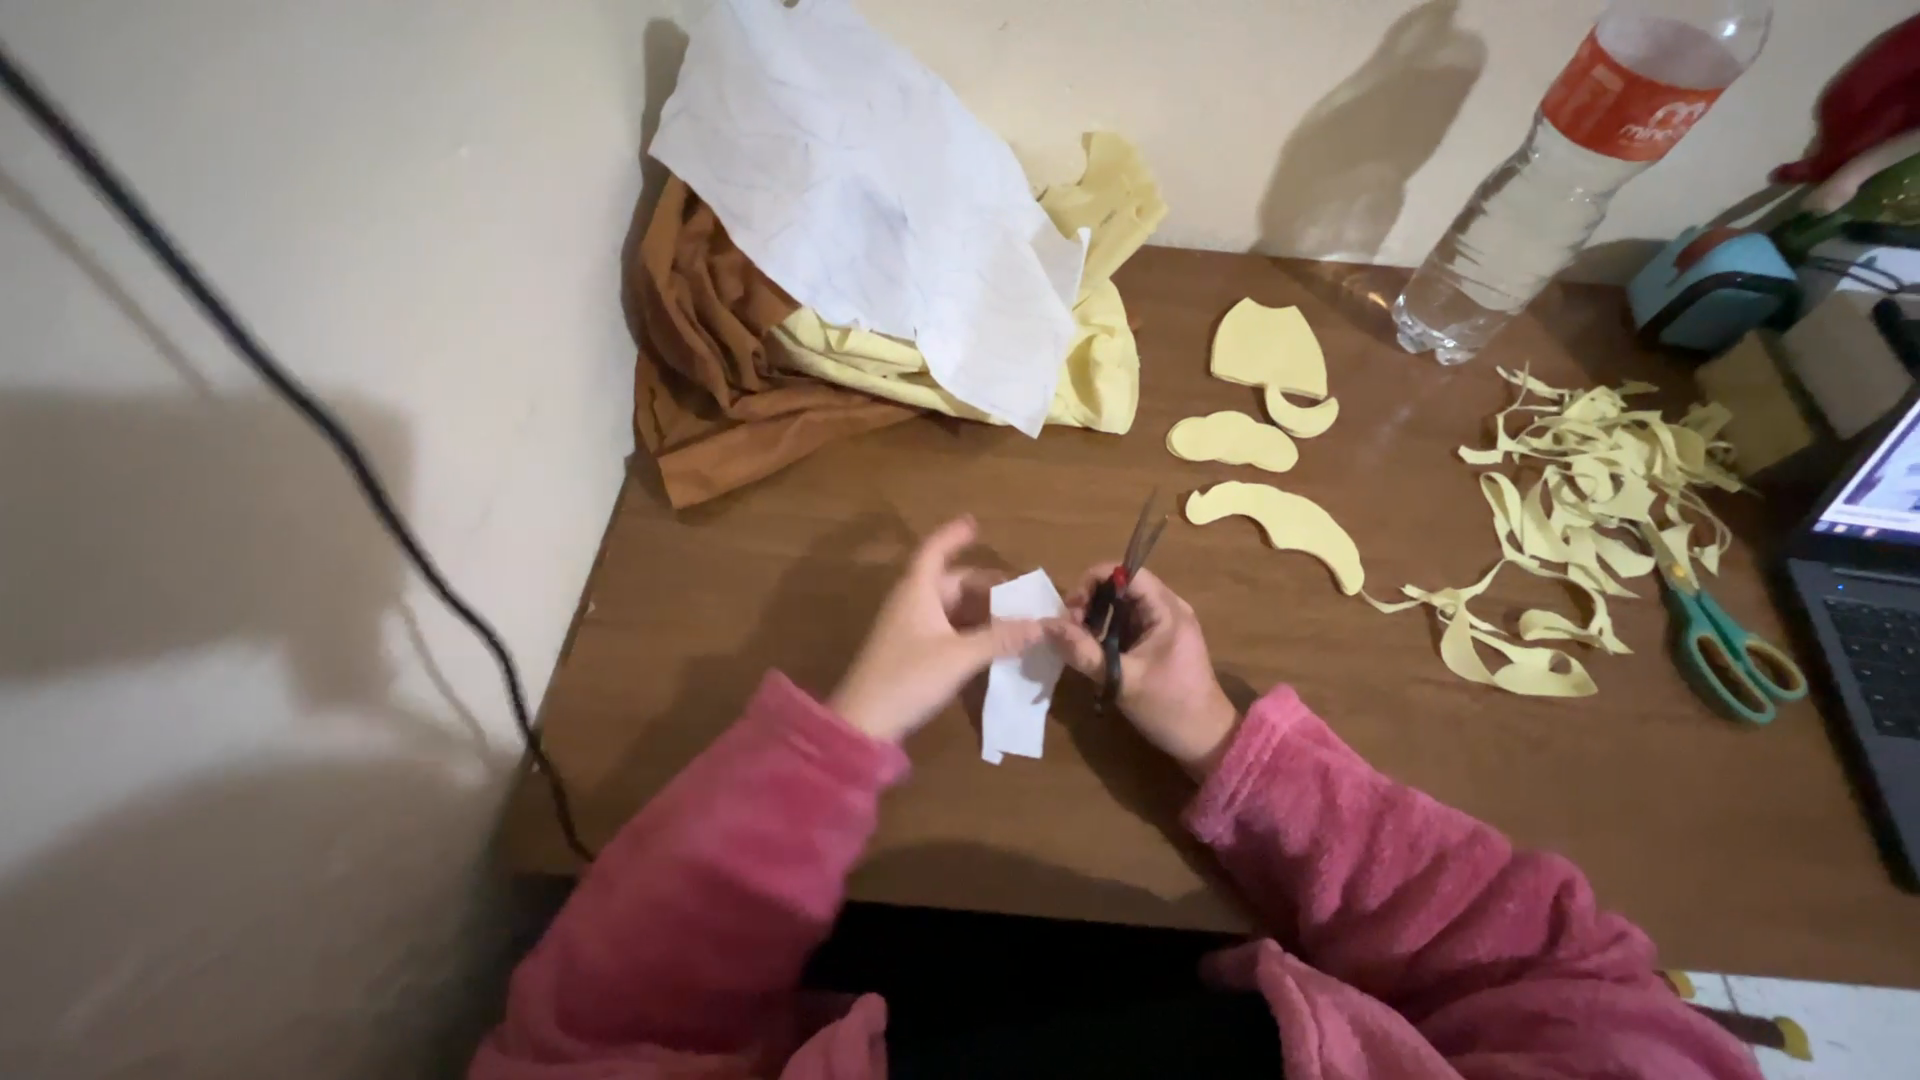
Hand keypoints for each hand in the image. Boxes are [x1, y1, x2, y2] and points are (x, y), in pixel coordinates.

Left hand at [829, 517, 1043, 743]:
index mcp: (917, 591)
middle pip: (951, 582)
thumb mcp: (960, 656)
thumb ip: (1001, 639)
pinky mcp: (910, 653)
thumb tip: (1042, 624)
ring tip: (1014, 617)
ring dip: (980, 610)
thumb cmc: (908, 677)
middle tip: (1019, 591)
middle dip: (984, 584)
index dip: (954, 536)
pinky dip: (969, 630)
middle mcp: (911, 602)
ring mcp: (909, 628)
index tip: (975, 523)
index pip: (935, 550)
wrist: (863, 722)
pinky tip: (991, 642)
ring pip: (950, 608)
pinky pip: (945, 629)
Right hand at [1046, 566, 1240, 778]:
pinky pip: (1126, 622)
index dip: (1092, 582)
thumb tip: (1046, 626)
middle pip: (1120, 585)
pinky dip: (1106, 630)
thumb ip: (1083, 652)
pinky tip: (1093, 650)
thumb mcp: (1121, 680)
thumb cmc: (1170, 708)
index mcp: (1167, 610)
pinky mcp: (1158, 640)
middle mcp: (1167, 608)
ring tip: (1078, 642)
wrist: (1207, 741)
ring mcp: (1164, 624)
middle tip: (1070, 630)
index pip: (1124, 572)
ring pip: (1121, 604)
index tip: (1071, 611)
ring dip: (1095, 616)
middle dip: (1089, 600)